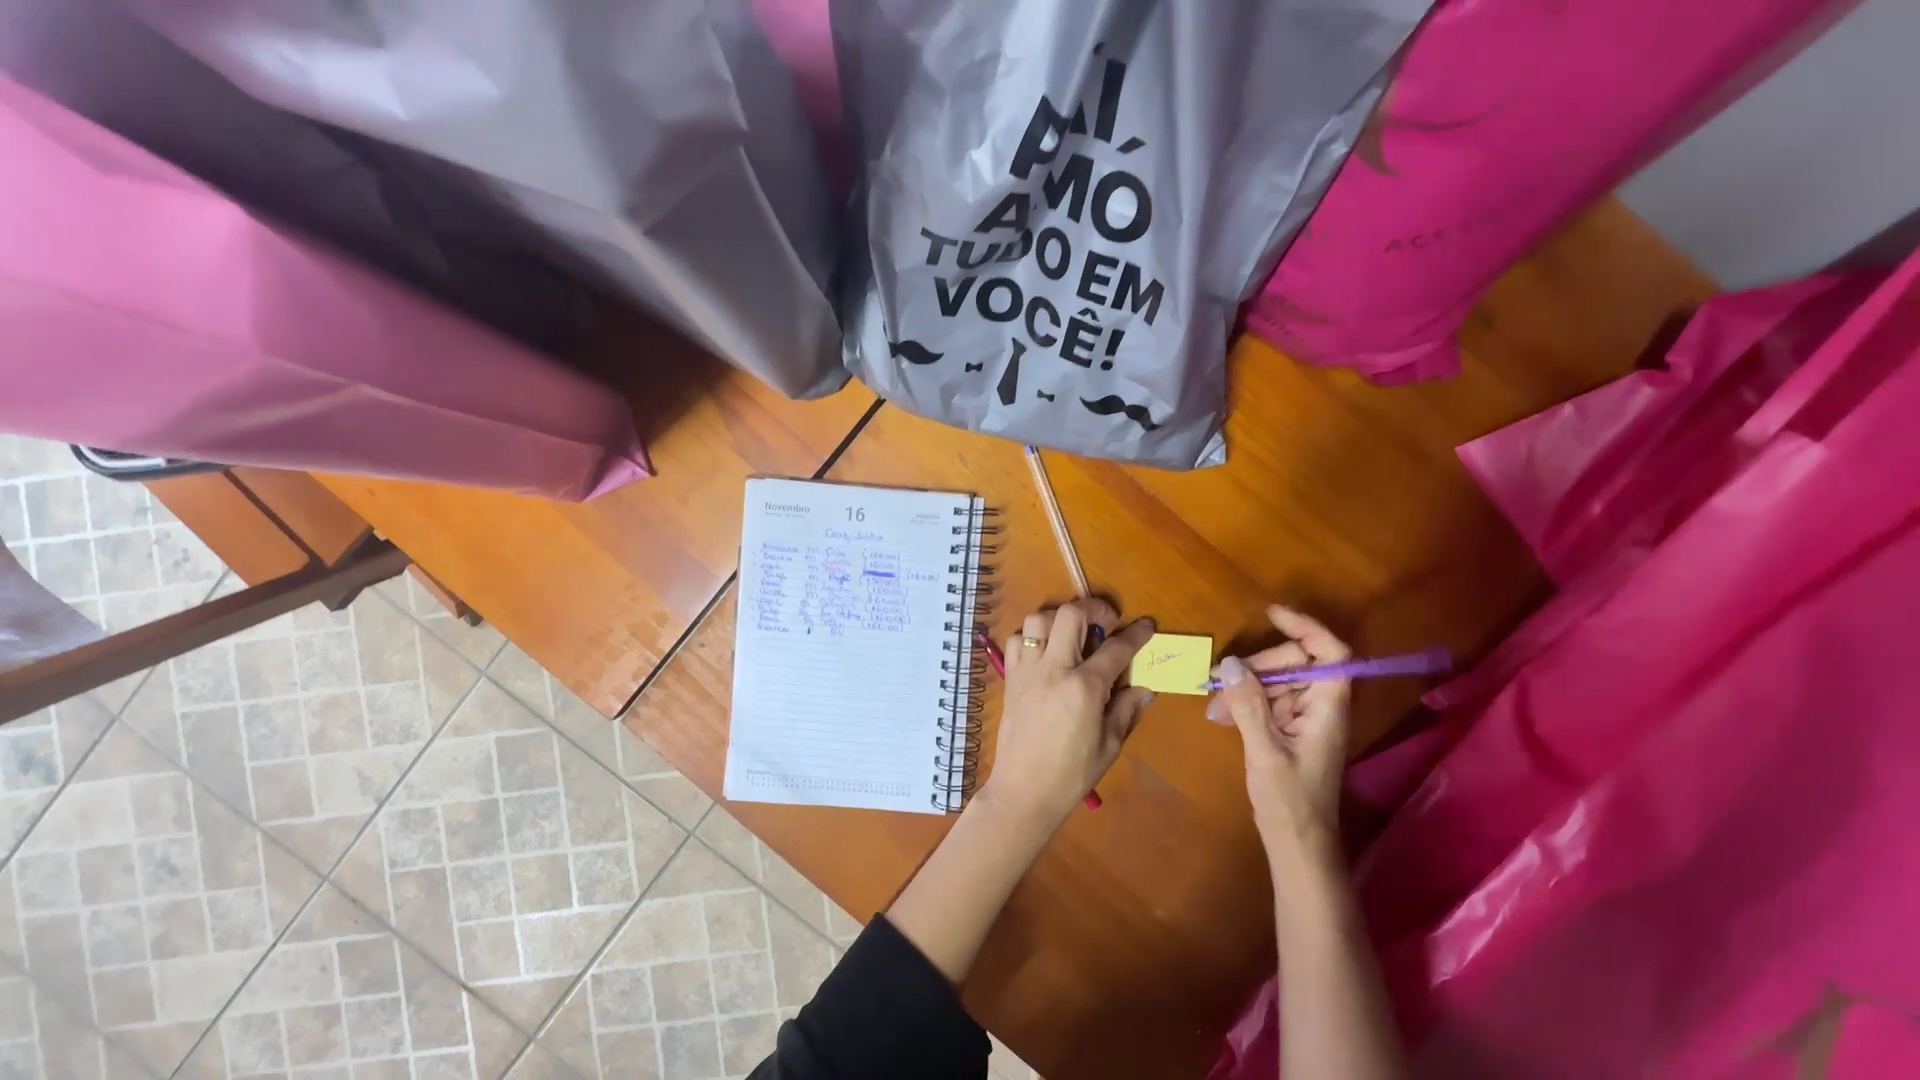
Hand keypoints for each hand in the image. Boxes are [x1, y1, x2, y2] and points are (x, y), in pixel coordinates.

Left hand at [979, 599, 1155, 828]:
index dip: (1136, 634)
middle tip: (1106, 621)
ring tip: (1074, 633)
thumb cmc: (1071, 774)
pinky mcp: (1010, 679)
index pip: (1116, 648)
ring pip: (1038, 619)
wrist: (1023, 792)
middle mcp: (1054, 670)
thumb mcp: (1110, 745)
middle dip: (1094, 608)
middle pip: (1071, 615)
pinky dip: (1033, 636)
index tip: (1146, 625)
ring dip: (1059, 618)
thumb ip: (1126, 709)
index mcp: (1084, 688)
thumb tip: (1144, 687)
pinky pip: (1017, 640)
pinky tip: (1046, 652)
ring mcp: (1028, 672)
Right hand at [1209, 605, 1351, 853]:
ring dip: (1248, 686)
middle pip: (1298, 663)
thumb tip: (1230, 664)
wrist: (1299, 847)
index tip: (1272, 614)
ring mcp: (1309, 720)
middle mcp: (1323, 707)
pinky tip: (1224, 716)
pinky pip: (1272, 702)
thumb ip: (1248, 705)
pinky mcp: (1294, 732)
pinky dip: (1248, 703)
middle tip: (1224, 680)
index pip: (1331, 653)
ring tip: (1216, 707)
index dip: (1306, 628)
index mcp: (1329, 708)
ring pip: (1280, 681)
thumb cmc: (1290, 802)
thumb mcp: (1264, 751)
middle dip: (1261, 664)